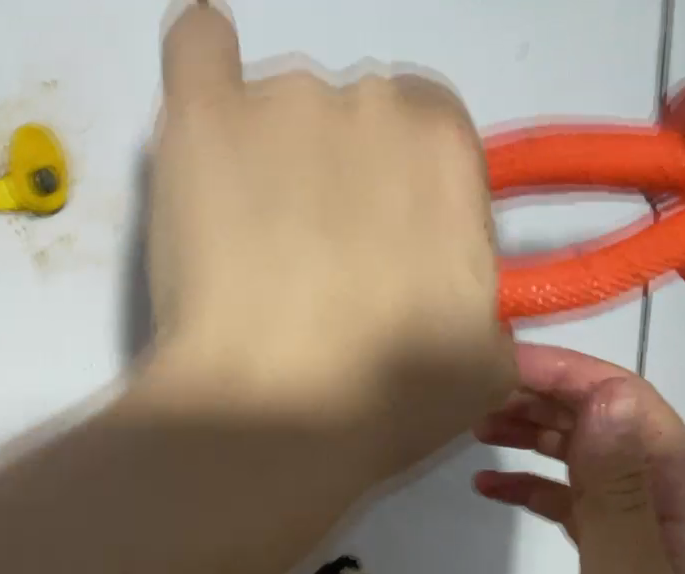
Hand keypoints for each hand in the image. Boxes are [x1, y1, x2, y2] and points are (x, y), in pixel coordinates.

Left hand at [142, 4, 515, 479]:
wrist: (274, 414)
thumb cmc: (387, 397)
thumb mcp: (486, 364)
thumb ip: (482, 303)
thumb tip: (456, 297)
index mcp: (448, 150)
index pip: (428, 146)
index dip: (403, 204)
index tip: (380, 263)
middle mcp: (372, 99)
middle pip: (355, 123)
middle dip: (340, 182)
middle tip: (313, 267)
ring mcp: (281, 100)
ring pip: (279, 111)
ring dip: (272, 160)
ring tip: (246, 250)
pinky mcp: (201, 117)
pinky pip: (199, 49)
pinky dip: (205, 67)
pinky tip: (206, 109)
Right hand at [474, 344, 684, 573]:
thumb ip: (617, 493)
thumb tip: (606, 397)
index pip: (627, 401)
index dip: (565, 373)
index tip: (495, 361)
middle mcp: (671, 497)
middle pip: (607, 420)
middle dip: (543, 395)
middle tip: (469, 391)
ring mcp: (647, 526)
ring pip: (589, 455)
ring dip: (536, 434)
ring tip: (472, 426)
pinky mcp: (622, 554)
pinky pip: (577, 500)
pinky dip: (536, 485)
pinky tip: (491, 485)